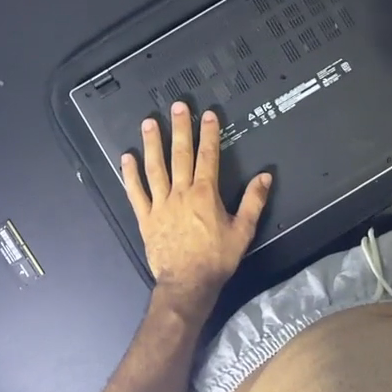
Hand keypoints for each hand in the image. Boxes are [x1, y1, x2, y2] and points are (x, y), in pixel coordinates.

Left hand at [121, 103, 272, 300]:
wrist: (188, 284)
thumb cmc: (216, 260)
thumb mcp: (243, 231)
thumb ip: (253, 202)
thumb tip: (265, 177)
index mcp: (205, 194)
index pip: (208, 156)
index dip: (209, 134)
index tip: (208, 115)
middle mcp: (181, 194)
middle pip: (180, 155)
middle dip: (180, 129)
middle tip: (178, 107)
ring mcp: (160, 205)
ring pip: (155, 168)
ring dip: (152, 144)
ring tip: (149, 123)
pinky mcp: (146, 218)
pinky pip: (136, 192)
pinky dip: (130, 175)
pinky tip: (126, 159)